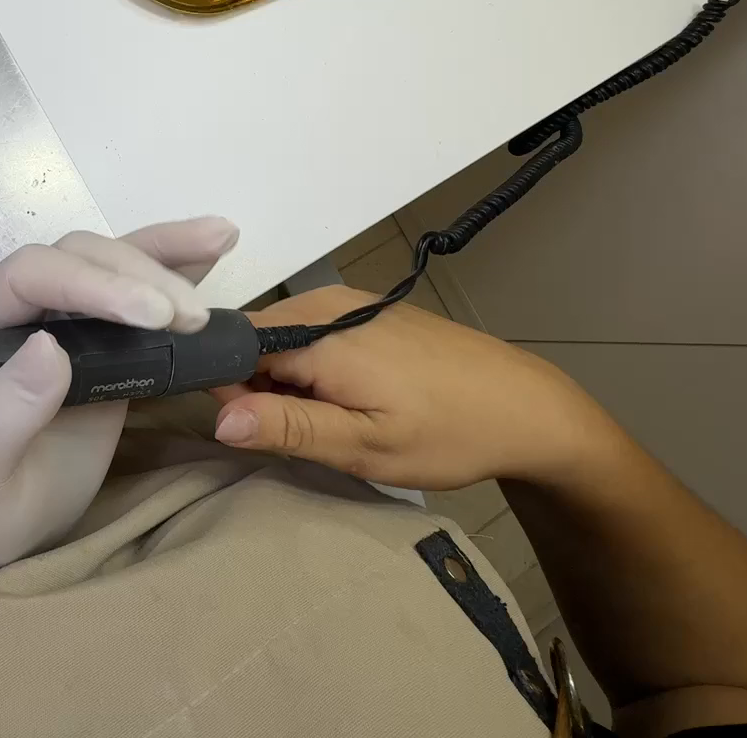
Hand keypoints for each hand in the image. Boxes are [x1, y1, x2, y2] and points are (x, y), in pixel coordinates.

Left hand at [0, 216, 239, 607]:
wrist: (0, 530)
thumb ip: (4, 414)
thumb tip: (49, 346)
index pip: (31, 275)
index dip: (91, 283)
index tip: (151, 315)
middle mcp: (21, 309)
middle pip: (80, 257)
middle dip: (140, 275)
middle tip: (193, 319)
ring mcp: (66, 320)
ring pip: (113, 260)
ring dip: (166, 253)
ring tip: (223, 238)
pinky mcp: (103, 340)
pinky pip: (137, 290)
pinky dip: (175, 264)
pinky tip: (215, 246)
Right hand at [210, 285, 621, 490]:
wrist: (527, 406)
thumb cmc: (448, 432)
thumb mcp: (365, 446)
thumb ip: (288, 428)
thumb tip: (220, 419)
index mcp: (316, 334)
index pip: (231, 347)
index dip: (230, 389)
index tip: (260, 429)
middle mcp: (323, 303)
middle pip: (253, 339)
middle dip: (258, 385)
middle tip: (304, 432)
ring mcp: (346, 300)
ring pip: (280, 336)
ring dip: (285, 378)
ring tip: (331, 417)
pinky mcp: (364, 307)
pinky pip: (309, 331)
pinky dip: (310, 364)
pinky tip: (348, 395)